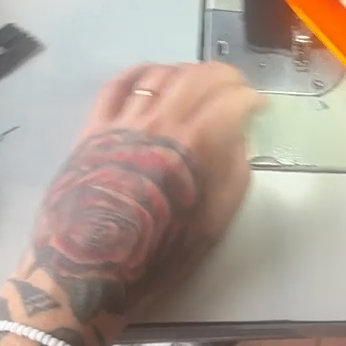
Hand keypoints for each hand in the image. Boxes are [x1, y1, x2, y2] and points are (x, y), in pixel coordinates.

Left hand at [21, 62, 264, 323]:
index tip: (260, 106)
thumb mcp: (212, 224)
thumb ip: (234, 175)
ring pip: (160, 75)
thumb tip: (239, 140)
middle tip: (236, 85)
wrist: (86, 274)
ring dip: (186, 71)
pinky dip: (139, 72)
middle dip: (225, 74)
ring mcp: (124, 122)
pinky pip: (116, 85)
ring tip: (198, 81)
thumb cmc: (155, 255)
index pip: (232, 101)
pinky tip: (152, 75)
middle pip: (198, 77)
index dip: (252, 99)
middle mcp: (161, 123)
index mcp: (194, 147)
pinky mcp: (93, 129)